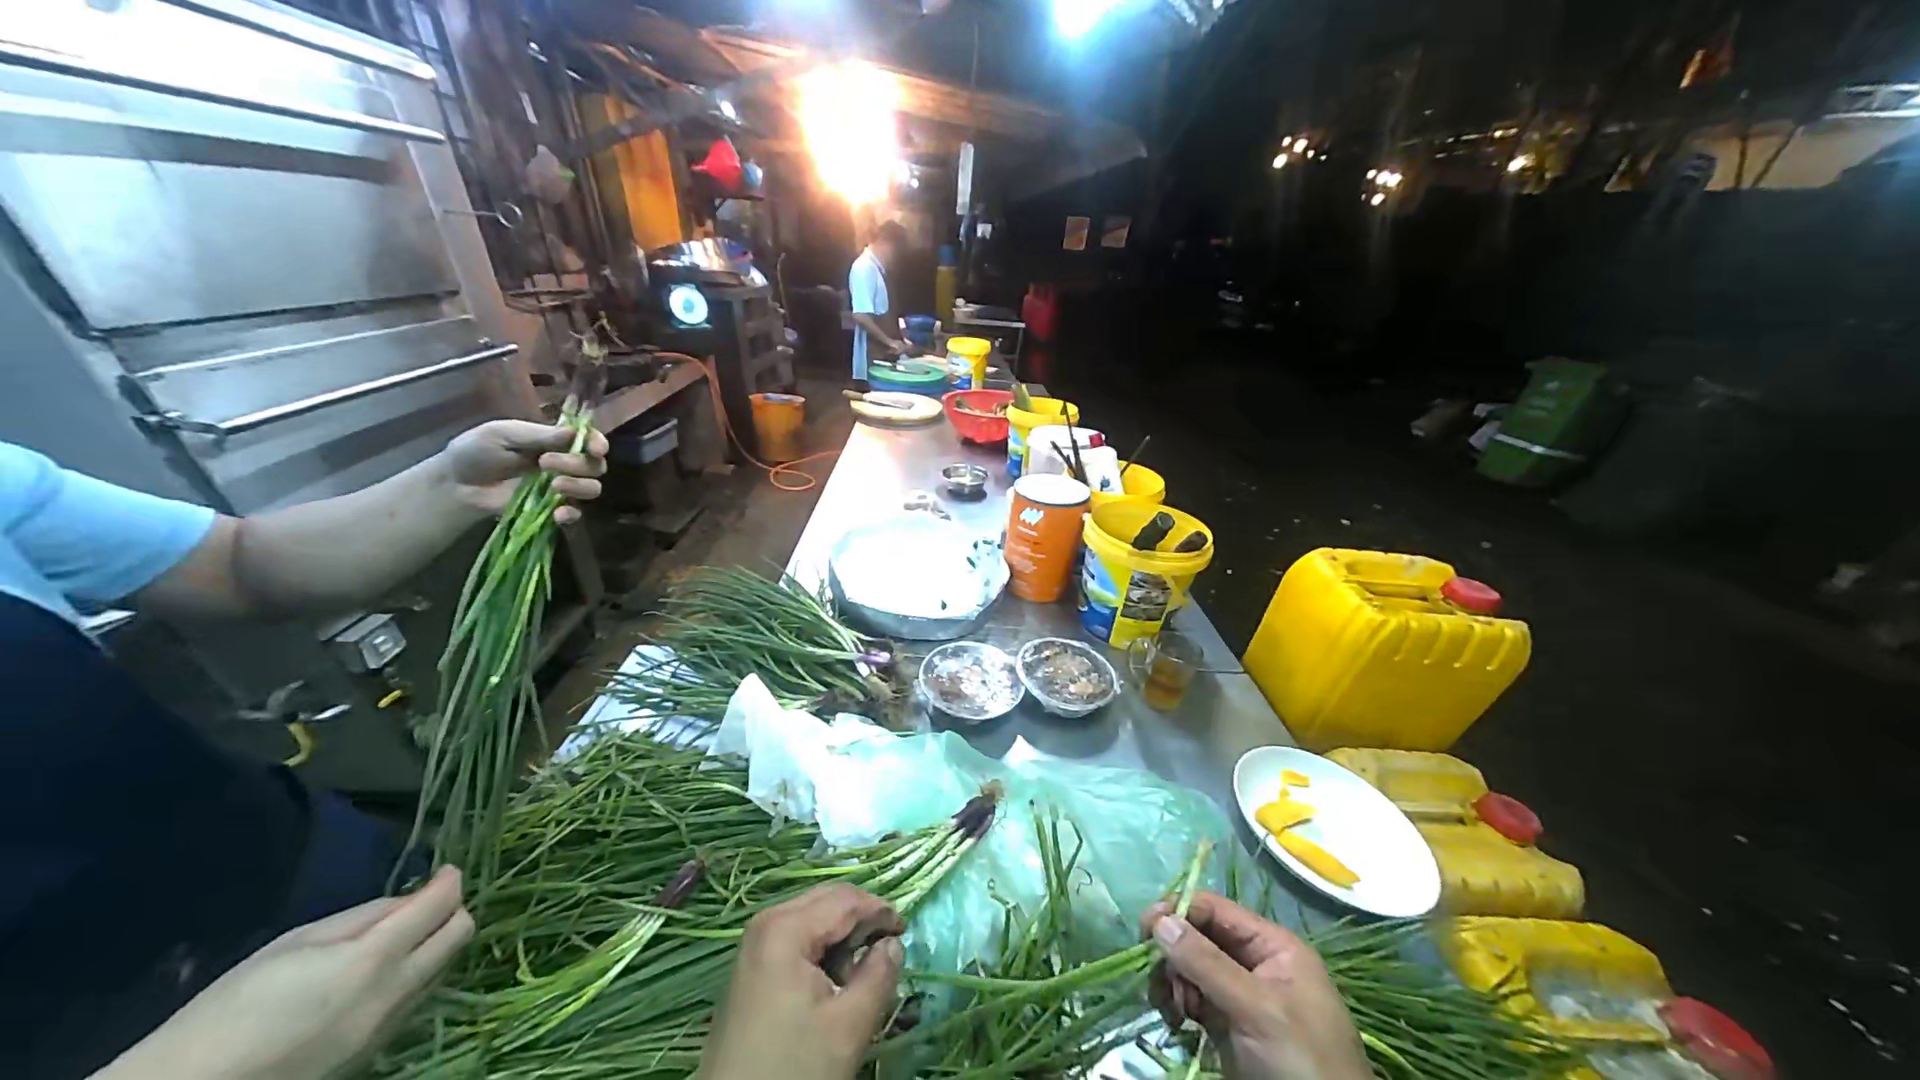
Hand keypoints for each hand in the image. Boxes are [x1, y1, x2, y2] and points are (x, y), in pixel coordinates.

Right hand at [94, 866, 473, 1079]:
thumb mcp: (295, 945)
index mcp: (373, 961)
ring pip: (443, 970)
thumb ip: (364, 918)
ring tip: (406, 935)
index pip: (441, 907)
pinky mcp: (375, 1055)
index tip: (444, 871)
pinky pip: (417, 1002)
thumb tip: (410, 901)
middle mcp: (394, 996)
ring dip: (437, 945)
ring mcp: (388, 1031)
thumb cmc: (226, 1012)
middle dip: (453, 910)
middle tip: (431, 900)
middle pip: (459, 937)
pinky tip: (386, 974)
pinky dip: (416, 978)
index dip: (449, 881)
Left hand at [442, 419, 608, 523]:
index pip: (589, 440)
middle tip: (545, 463)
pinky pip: (576, 514)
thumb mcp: (501, 434)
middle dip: (577, 464)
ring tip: (554, 486)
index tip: (595, 448)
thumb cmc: (475, 452)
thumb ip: (538, 435)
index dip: (598, 443)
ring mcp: (560, 489)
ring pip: (592, 488)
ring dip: (579, 486)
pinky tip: (558, 513)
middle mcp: (565, 464)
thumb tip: (575, 432)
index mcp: (555, 441)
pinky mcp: (552, 510)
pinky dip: (572, 514)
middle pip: (594, 465)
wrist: (455, 485)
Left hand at [697, 884, 905, 1079]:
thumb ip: (879, 975)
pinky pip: (797, 937)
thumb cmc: (793, 1069)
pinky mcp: (753, 966)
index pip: (846, 899)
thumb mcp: (848, 1026)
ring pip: (813, 918)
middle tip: (887, 949)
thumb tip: (893, 943)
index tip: (907, 932)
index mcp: (786, 927)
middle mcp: (767, 922)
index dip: (881, 910)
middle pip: (827, 901)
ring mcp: (756, 943)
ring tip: (858, 975)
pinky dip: (822, 950)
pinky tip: (832, 982)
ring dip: (842, 936)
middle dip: (861, 920)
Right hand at [1142, 892, 1370, 1079]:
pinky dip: (1177, 1003)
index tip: (1144, 929)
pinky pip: (1191, 998)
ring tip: (1167, 1007)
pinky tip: (1174, 1020)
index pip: (1214, 910)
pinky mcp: (1227, 1025)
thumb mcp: (1257, 1009)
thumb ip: (1207, 963)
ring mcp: (1239, 995)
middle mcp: (1253, 962)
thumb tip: (1158, 920)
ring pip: (1189, 967)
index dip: (1177, 911)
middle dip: (1172, 953)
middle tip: (1155, 978)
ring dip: (1171, 980)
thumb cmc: (1303, 1064)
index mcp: (1271, 946)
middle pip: (1197, 936)